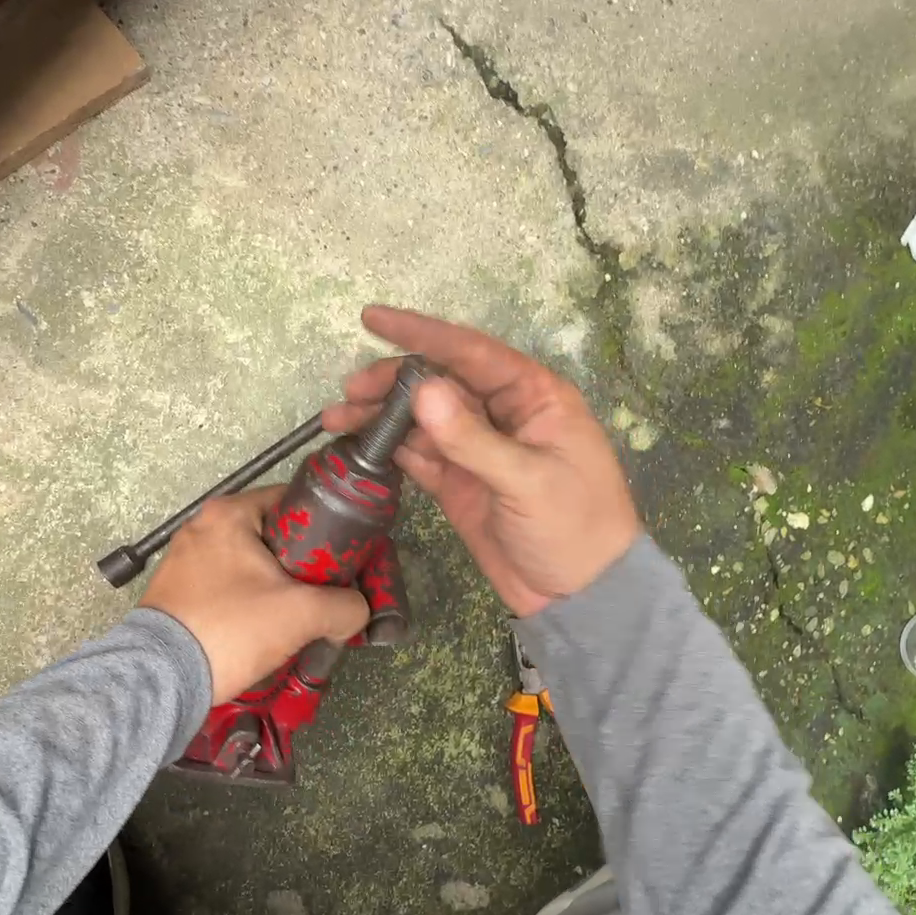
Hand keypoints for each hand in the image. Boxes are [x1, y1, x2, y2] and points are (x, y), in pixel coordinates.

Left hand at [139, 486, 369, 702]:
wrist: (162, 680)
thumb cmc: (231, 629)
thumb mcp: (302, 614)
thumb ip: (345, 606)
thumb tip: (355, 611)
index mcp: (229, 513)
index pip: (293, 502)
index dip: (325, 528)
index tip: (343, 559)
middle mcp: (201, 526)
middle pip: (273, 535)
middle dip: (301, 566)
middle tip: (323, 594)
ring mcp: (184, 559)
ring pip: (250, 564)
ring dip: (276, 588)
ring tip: (295, 618)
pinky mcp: (176, 591)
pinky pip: (227, 587)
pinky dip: (248, 603)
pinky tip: (261, 630)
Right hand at [323, 306, 639, 617]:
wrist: (578, 595)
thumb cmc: (574, 529)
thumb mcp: (528, 482)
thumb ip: (473, 439)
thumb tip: (422, 391)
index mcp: (533, 397)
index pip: (471, 353)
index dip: (422, 334)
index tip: (373, 319)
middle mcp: (502, 414)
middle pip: (438, 383)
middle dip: (392, 382)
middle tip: (350, 392)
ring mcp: (476, 449)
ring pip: (421, 419)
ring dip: (381, 416)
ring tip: (337, 419)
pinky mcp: (458, 482)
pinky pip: (418, 454)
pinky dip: (389, 449)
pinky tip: (359, 446)